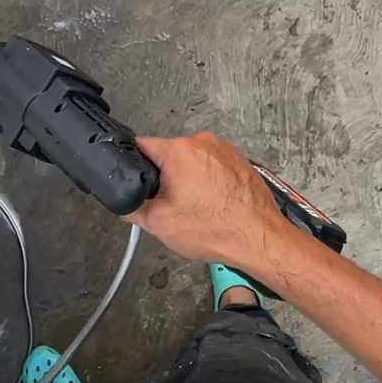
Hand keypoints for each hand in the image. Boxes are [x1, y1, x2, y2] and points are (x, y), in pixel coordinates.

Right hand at [124, 133, 300, 266]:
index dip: (133, 165)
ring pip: (191, 162)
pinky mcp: (240, 162)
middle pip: (168, 155)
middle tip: (169, 204)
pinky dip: (209, 184)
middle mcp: (203, 143)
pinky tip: (213, 206)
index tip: (137, 182)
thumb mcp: (157, 223)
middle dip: (164, 178)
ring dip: (188, 180)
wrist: (259, 239)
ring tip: (195, 208)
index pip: (141, 146)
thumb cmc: (215, 229)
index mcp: (179, 151)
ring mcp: (225, 150)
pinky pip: (213, 168)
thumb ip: (131, 209)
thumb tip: (123, 204)